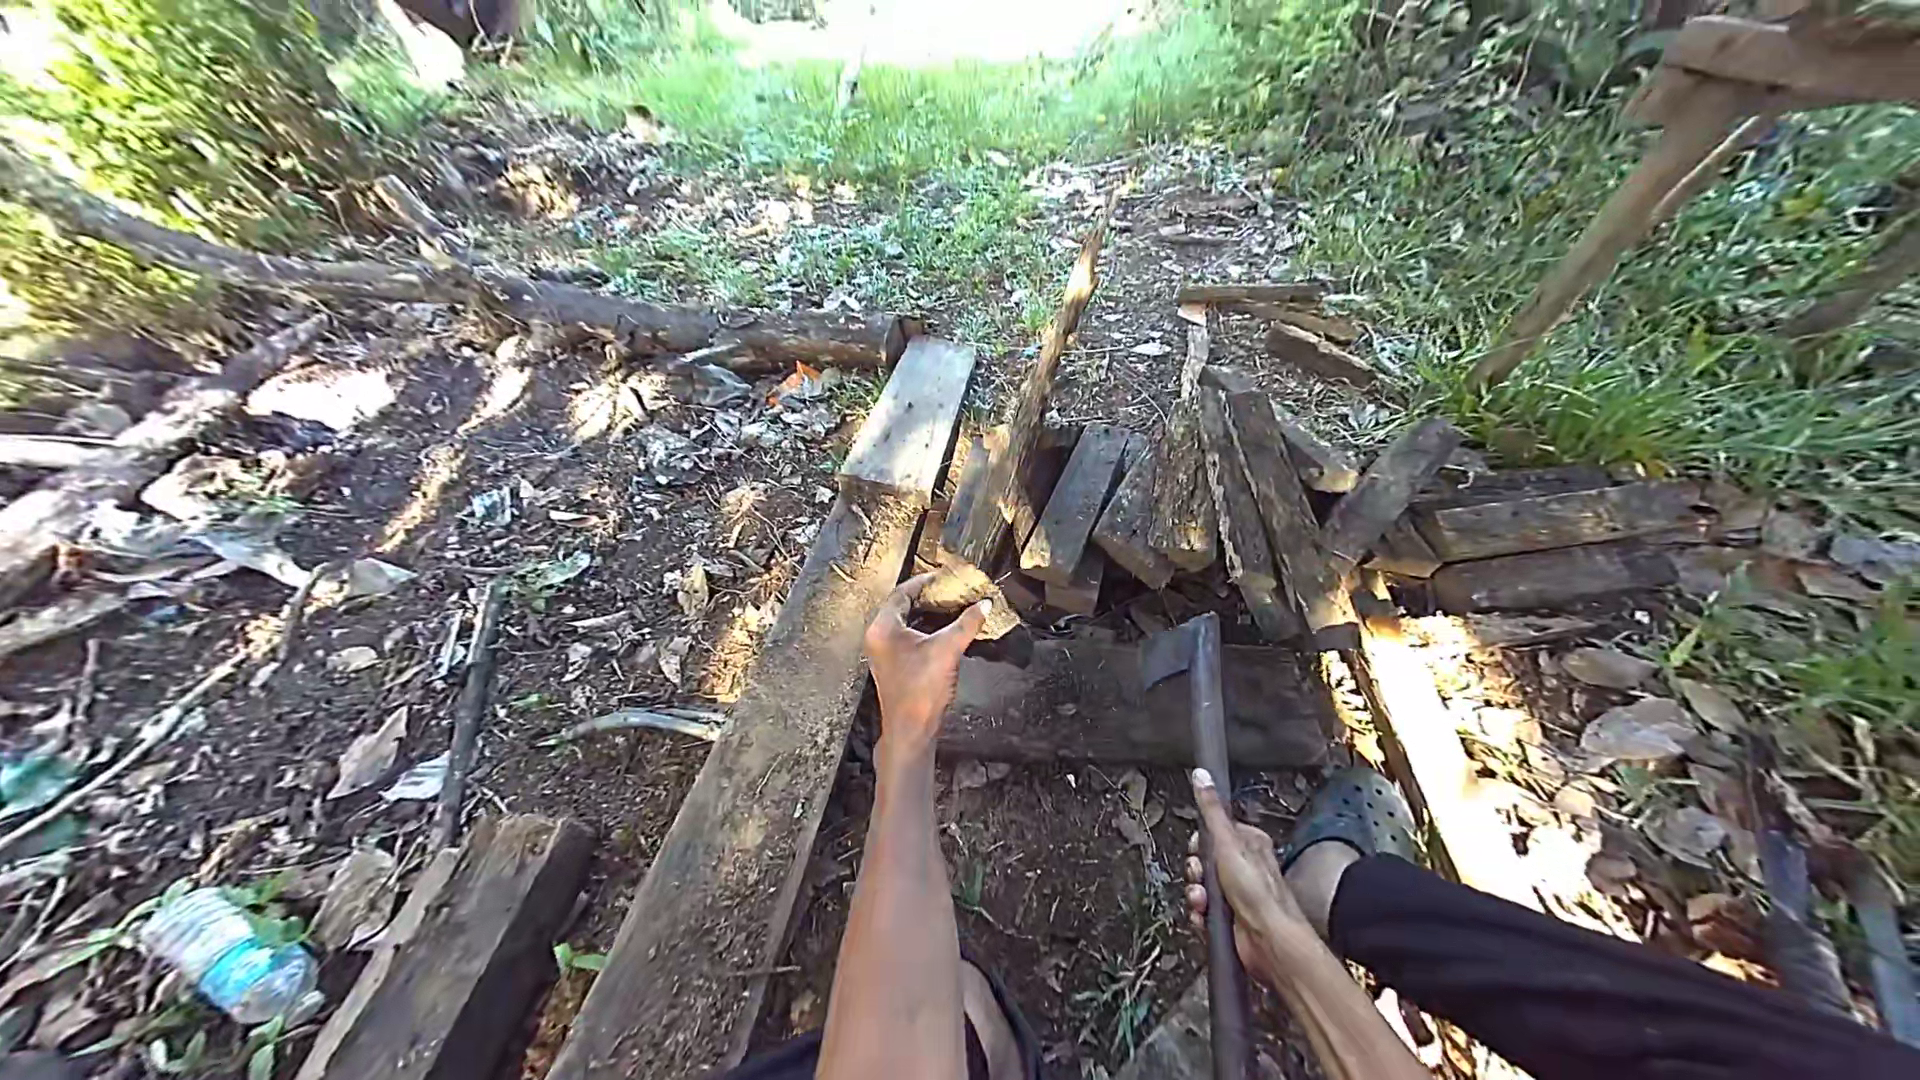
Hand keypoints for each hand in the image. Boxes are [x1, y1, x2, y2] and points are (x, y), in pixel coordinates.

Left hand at [862, 574, 989, 752]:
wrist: (911, 731)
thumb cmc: (922, 690)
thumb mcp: (948, 650)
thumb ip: (967, 623)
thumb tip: (985, 603)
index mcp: (883, 628)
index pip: (901, 593)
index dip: (923, 582)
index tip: (943, 576)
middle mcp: (877, 637)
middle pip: (901, 606)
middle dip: (927, 597)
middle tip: (949, 590)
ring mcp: (883, 653)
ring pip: (905, 623)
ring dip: (926, 614)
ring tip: (950, 606)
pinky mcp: (892, 665)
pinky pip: (906, 637)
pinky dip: (924, 630)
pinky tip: (944, 630)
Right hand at [1185, 768, 1316, 984]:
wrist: (1270, 942)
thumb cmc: (1258, 892)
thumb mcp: (1227, 841)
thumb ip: (1211, 809)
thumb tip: (1202, 775)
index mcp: (1248, 843)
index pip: (1212, 831)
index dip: (1199, 842)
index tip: (1198, 848)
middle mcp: (1242, 867)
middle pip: (1201, 859)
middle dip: (1195, 870)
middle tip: (1200, 875)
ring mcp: (1236, 893)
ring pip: (1199, 885)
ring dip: (1195, 893)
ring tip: (1203, 901)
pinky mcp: (1229, 918)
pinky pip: (1202, 909)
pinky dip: (1199, 913)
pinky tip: (1205, 916)